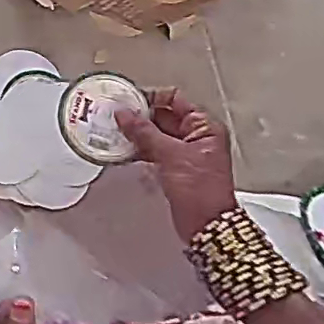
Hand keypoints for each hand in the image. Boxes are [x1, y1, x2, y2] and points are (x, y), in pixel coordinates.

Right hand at [117, 88, 235, 240]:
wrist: (206, 226)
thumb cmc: (202, 191)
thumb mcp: (171, 154)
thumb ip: (145, 132)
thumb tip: (126, 114)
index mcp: (204, 126)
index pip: (175, 99)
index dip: (153, 97)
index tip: (131, 100)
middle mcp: (196, 136)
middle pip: (164, 116)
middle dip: (141, 116)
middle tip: (118, 115)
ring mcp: (185, 153)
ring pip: (157, 134)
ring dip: (138, 133)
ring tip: (117, 130)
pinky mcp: (175, 168)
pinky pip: (154, 151)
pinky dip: (140, 148)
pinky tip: (124, 149)